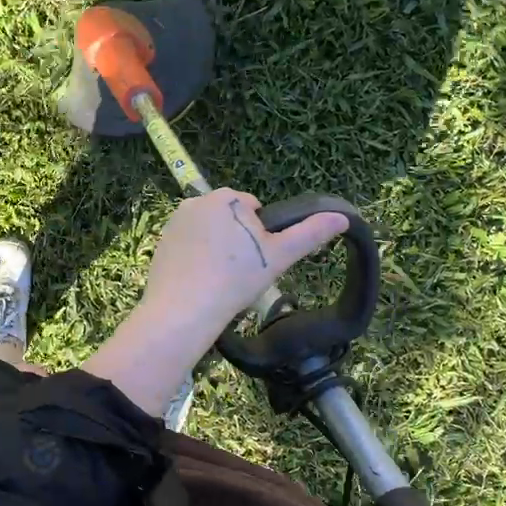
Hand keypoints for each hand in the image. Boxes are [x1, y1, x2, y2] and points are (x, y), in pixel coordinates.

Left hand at [143, 187, 347, 328]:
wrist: (184, 308)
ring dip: (218, 249)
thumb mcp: (280, 256)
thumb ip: (310, 233)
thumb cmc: (237, 278)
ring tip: (220, 280)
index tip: (256, 261)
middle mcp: (197, 200)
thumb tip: (343, 217)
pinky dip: (196, 259)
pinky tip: (200, 281)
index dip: (260, 237)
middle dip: (238, 240)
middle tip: (240, 273)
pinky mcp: (161, 241)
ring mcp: (175, 221)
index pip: (253, 211)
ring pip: (209, 233)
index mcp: (226, 197)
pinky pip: (188, 246)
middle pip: (229, 220)